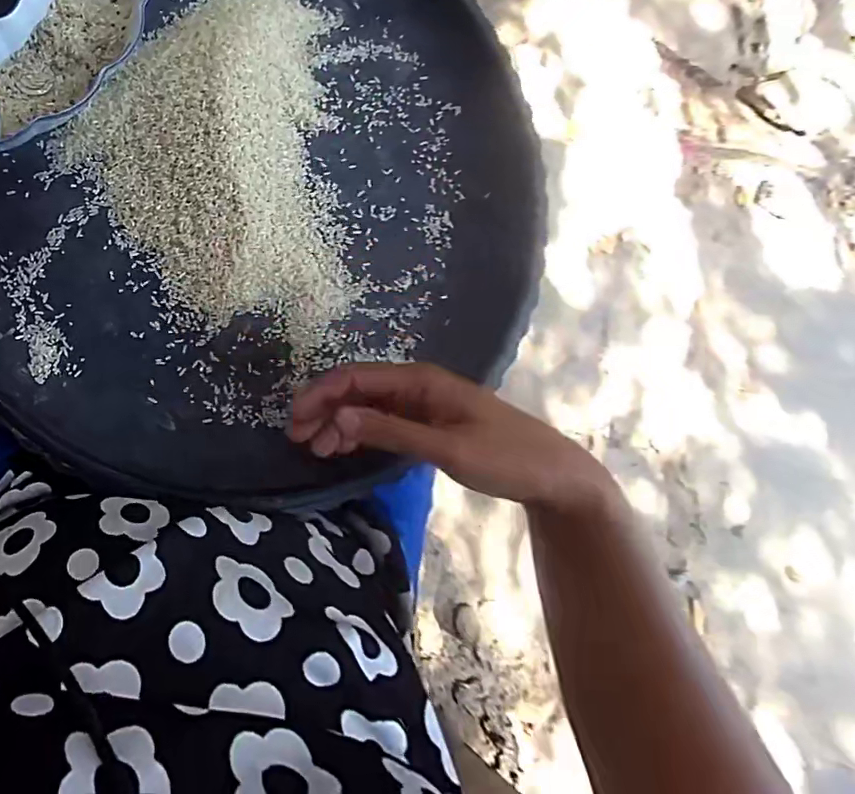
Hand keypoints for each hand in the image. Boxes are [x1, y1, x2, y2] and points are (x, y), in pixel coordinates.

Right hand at [289, 362, 615, 514]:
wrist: (558, 477)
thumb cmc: (507, 458)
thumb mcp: (448, 449)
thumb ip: (391, 432)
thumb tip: (338, 420)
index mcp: (420, 380)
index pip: (355, 378)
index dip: (321, 395)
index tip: (296, 420)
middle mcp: (414, 385)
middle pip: (355, 389)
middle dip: (323, 410)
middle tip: (297, 439)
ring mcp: (419, 404)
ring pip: (364, 406)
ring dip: (336, 423)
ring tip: (315, 449)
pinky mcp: (425, 424)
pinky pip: (379, 421)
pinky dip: (357, 433)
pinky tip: (341, 448)